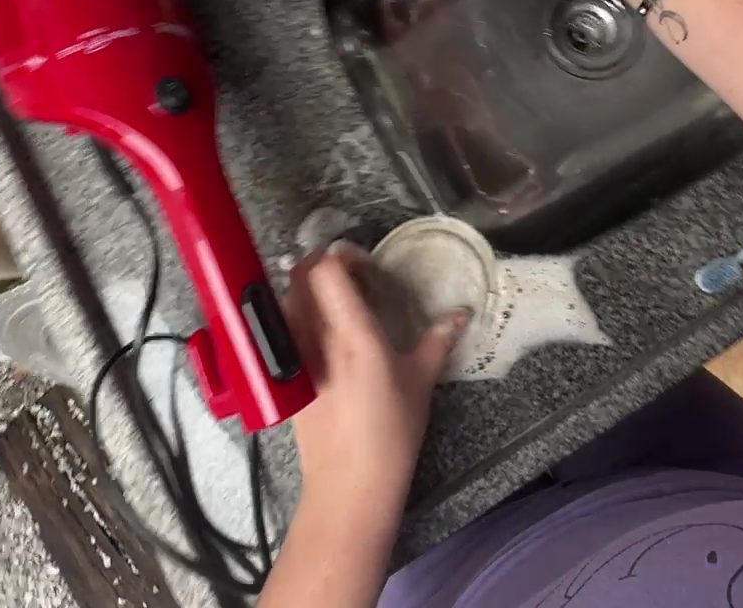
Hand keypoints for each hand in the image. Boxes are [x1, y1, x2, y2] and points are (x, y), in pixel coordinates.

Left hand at [282, 248, 466, 513]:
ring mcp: (296, 358)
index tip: (362, 264)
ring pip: (285, 301)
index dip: (340, 255)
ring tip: (332, 299)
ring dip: (304, 288)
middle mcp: (317, 339)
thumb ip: (438, 342)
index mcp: (354, 335)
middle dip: (319, 264)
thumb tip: (461, 314)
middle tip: (347, 274)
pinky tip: (319, 332)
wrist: (349, 488)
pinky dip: (295, 316)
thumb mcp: (421, 383)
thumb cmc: (391, 433)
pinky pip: (282, 330)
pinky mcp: (286, 376)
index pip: (326, 271)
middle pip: (298, 277)